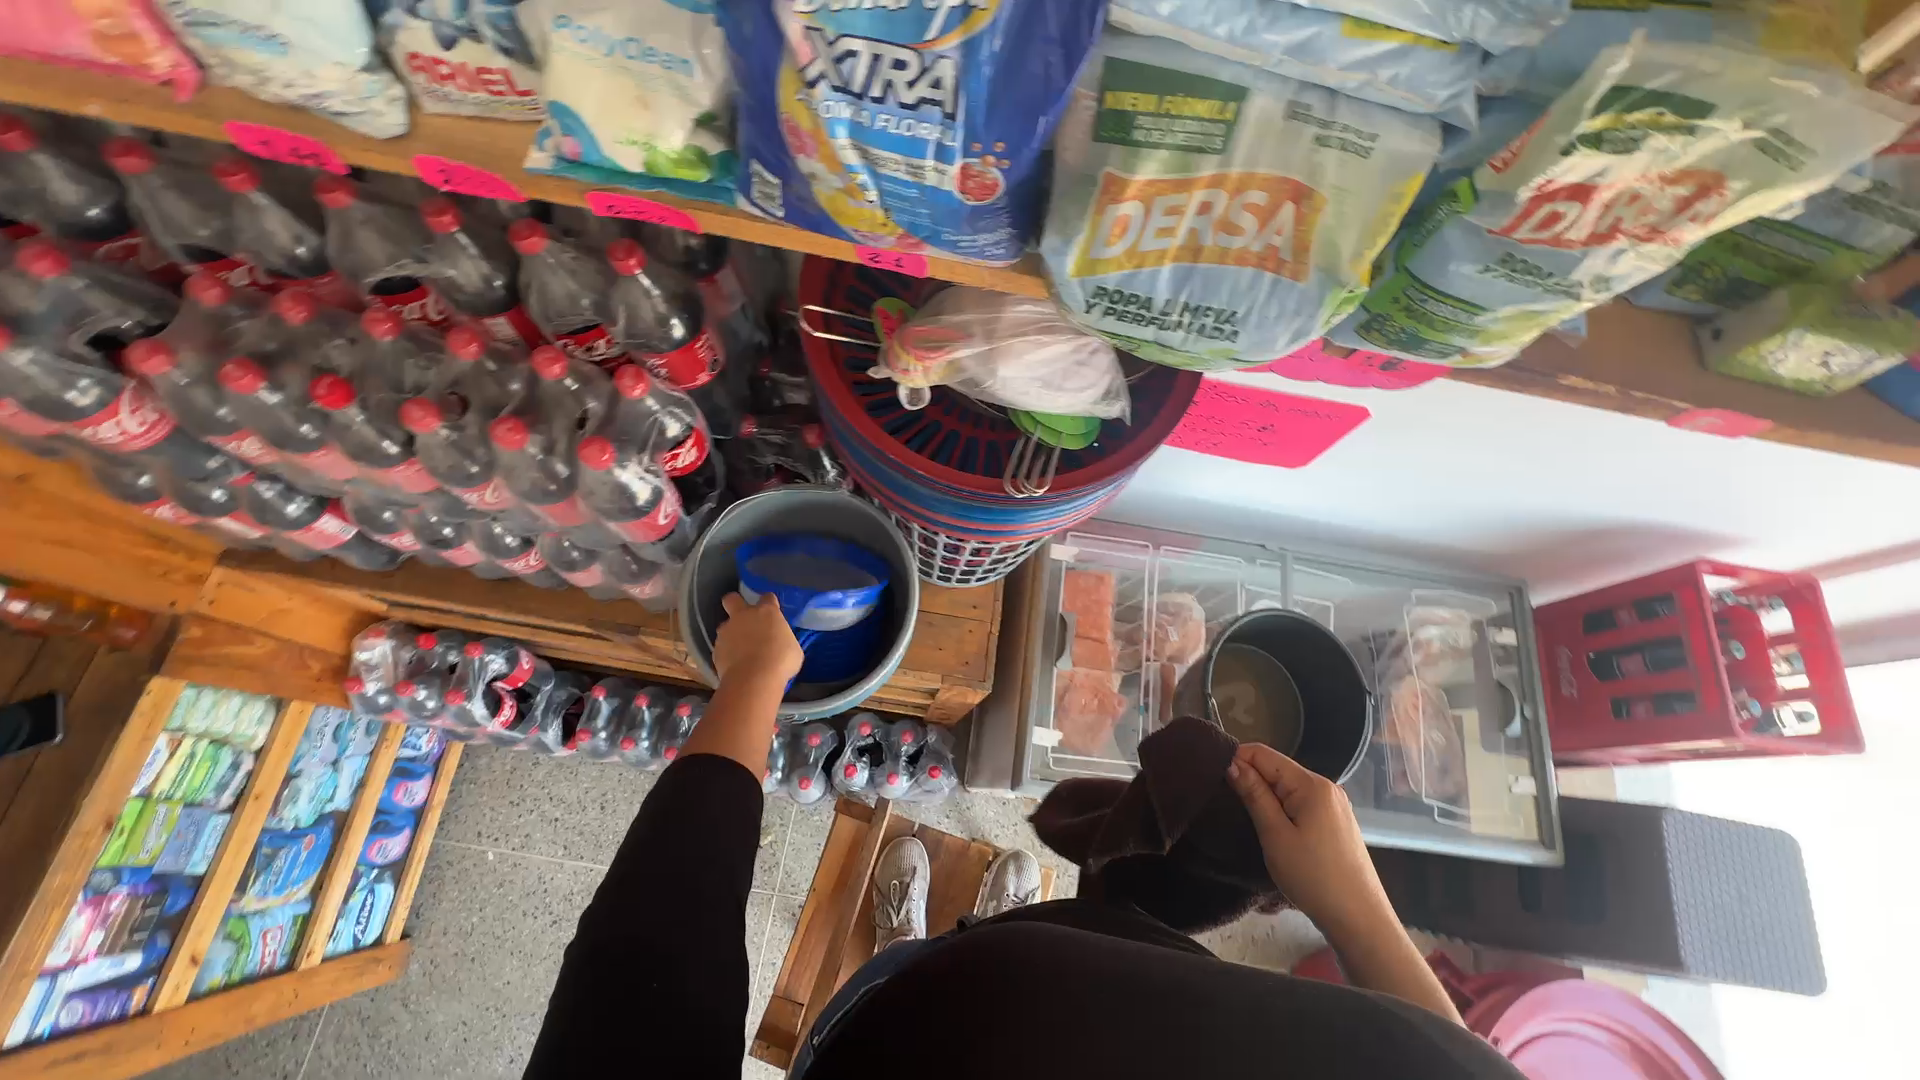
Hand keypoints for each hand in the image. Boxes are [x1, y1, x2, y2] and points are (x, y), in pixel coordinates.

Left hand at [712, 592, 803, 687]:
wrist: (753, 679)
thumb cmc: (781, 661)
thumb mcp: (793, 648)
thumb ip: (783, 639)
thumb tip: (780, 642)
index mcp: (767, 612)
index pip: (768, 598)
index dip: (769, 604)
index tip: (772, 613)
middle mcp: (743, 616)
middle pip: (732, 599)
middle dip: (735, 603)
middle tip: (743, 616)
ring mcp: (727, 631)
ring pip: (725, 626)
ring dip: (731, 633)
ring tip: (740, 650)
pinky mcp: (716, 648)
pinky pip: (721, 647)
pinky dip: (727, 653)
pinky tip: (735, 664)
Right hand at [1226, 742, 1395, 945]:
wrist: (1359, 919)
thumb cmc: (1313, 877)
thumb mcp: (1275, 835)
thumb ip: (1254, 795)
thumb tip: (1232, 763)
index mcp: (1311, 784)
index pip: (1264, 753)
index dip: (1237, 759)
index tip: (1216, 779)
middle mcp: (1326, 786)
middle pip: (1277, 767)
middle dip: (1250, 778)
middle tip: (1227, 801)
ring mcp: (1334, 805)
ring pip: (1288, 786)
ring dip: (1265, 794)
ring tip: (1246, 815)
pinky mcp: (1336, 822)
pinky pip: (1301, 801)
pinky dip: (1282, 807)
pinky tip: (1273, 826)